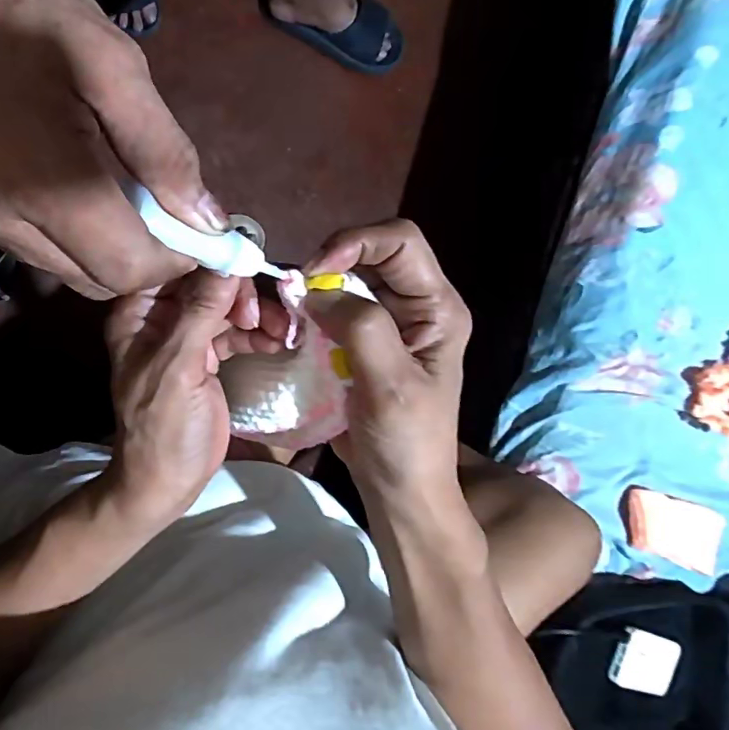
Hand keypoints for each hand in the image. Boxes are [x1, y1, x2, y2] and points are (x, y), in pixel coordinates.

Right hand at [0, 0, 229, 297]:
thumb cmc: (28, 8)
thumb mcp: (114, 63)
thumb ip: (163, 150)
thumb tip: (207, 221)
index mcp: (47, 184)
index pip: (125, 268)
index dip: (174, 259)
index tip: (199, 230)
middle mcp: (0, 222)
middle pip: (93, 280)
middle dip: (142, 258)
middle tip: (164, 208)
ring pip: (60, 269)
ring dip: (102, 248)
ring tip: (118, 191)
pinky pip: (27, 247)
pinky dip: (64, 234)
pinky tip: (68, 184)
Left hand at [103, 271, 280, 524]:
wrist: (166, 481)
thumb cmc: (163, 426)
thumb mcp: (179, 367)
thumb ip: (201, 312)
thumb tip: (228, 261)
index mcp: (136, 313)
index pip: (170, 266)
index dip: (209, 257)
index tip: (248, 259)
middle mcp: (158, 318)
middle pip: (203, 281)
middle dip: (238, 291)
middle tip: (262, 314)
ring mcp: (183, 336)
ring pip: (223, 304)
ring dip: (255, 312)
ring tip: (282, 330)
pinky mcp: (205, 355)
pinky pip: (234, 330)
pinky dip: (257, 332)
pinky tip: (279, 341)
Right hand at [302, 221, 471, 496]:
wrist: (399, 487)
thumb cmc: (404, 441)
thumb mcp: (389, 384)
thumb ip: (360, 327)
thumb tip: (315, 290)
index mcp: (437, 308)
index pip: (400, 242)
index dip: (355, 243)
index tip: (313, 272)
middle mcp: (415, 305)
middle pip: (371, 252)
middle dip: (329, 262)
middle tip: (294, 291)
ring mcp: (388, 322)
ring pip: (347, 276)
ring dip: (316, 285)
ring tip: (291, 311)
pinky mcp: (361, 338)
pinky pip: (332, 304)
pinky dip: (309, 307)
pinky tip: (295, 327)